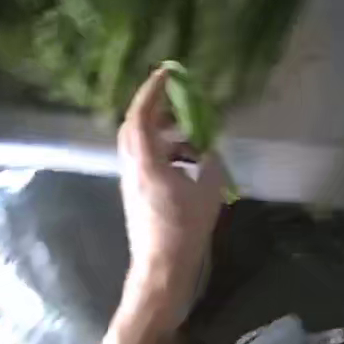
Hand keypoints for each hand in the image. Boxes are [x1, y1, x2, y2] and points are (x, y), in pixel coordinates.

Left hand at [117, 65, 225, 327]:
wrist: (162, 270)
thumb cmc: (184, 230)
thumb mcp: (207, 192)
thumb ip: (209, 164)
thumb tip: (208, 151)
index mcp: (146, 162)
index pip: (142, 115)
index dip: (153, 91)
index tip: (168, 73)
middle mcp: (133, 167)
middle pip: (136, 127)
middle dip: (156, 109)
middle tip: (179, 100)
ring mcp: (134, 182)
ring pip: (143, 145)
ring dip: (165, 134)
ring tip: (194, 136)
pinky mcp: (139, 196)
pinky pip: (149, 162)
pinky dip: (167, 153)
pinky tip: (190, 165)